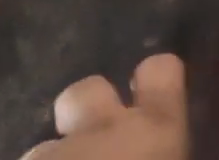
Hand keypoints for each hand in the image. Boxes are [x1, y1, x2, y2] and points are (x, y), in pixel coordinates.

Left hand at [21, 54, 187, 159]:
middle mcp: (103, 128)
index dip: (153, 77)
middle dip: (82, 108)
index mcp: (156, 121)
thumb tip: (166, 138)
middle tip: (91, 137)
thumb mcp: (174, 156)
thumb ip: (167, 141)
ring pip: (43, 149)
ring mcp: (48, 155)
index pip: (161, 67)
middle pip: (84, 90)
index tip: (148, 90)